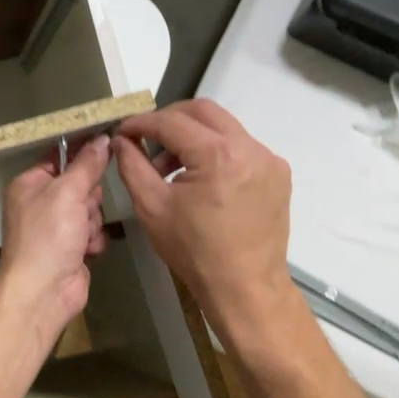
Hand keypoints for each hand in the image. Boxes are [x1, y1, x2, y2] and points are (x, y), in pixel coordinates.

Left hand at [0, 135, 111, 347]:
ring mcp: (54, 227)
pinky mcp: (70, 248)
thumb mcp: (67, 193)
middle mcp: (39, 202)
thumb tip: (102, 139)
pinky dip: (93, 240)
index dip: (83, 152)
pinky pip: (92, 232)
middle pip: (80, 184)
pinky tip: (86, 251)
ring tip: (82, 236)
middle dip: (89, 197)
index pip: (59, 156)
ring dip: (92, 222)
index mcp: (29, 184)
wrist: (43, 291)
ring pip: (90, 209)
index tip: (110, 142)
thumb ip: (87, 165)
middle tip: (83, 209)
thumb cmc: (48, 236)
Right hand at [112, 100, 297, 339]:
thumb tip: (121, 140)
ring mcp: (269, 160)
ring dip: (192, 136)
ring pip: (224, 127)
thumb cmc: (193, 250)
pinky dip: (215, 151)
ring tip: (170, 167)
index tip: (122, 130)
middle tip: (145, 137)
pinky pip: (241, 147)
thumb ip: (132, 165)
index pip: (172, 121)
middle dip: (169, 118)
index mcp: (218, 155)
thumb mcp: (151, 206)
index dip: (142, 122)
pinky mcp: (278, 174)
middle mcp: (250, 148)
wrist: (245, 286)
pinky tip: (199, 179)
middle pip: (204, 111)